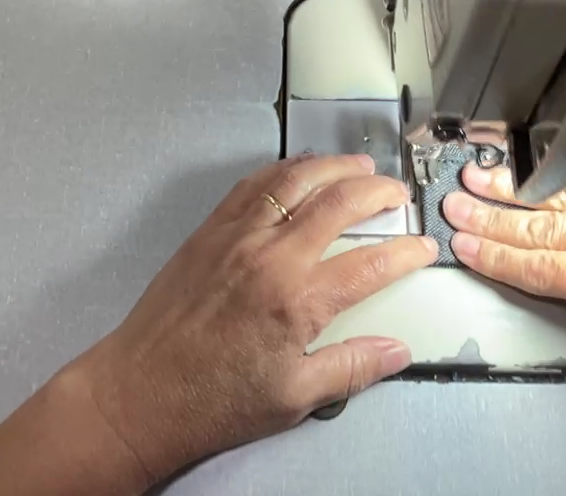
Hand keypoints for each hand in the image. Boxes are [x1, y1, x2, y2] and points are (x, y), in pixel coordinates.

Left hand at [66, 153, 438, 481]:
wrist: (141, 389)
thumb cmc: (217, 400)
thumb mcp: (292, 398)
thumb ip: (351, 368)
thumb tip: (400, 350)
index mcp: (296, 301)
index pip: (369, 264)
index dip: (405, 252)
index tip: (424, 246)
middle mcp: (271, 255)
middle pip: (337, 203)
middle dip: (377, 191)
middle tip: (398, 192)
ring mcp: (238, 233)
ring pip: (296, 180)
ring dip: (334, 166)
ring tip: (361, 166)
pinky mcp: (212, 226)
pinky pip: (254, 184)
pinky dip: (285, 169)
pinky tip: (301, 169)